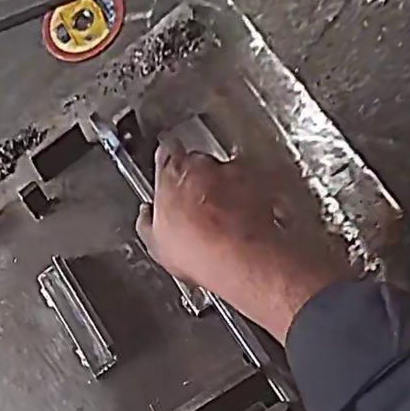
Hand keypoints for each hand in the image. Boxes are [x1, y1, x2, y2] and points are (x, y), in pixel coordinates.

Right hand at [137, 140, 353, 342]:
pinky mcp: (262, 182)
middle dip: (197, 182)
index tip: (168, 175)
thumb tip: (147, 217)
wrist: (236, 256)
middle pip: (198, 164)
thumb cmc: (196, 248)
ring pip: (227, 175)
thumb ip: (148, 222)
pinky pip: (252, 187)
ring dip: (225, 192)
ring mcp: (236, 171)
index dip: (167, 165)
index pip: (166, 154)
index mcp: (172, 172)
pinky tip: (242, 224)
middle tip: (195, 209)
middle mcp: (205, 164)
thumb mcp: (155, 243)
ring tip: (221, 223)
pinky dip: (249, 200)